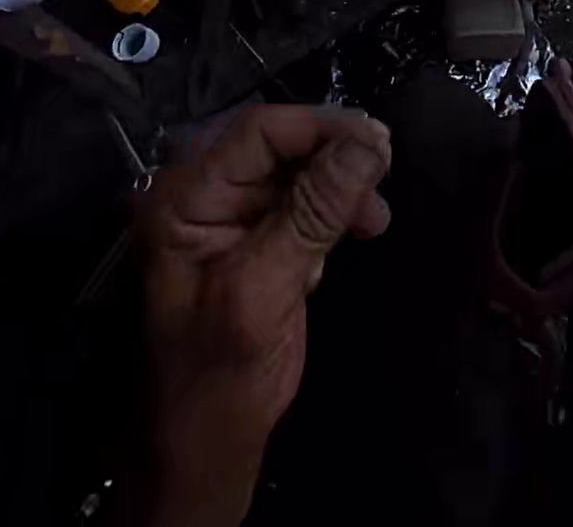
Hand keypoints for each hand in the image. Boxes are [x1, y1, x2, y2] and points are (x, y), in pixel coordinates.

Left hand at [139, 106, 392, 526]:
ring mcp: (234, 214)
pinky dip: (337, 211)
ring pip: (300, 170)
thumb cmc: (220, 375)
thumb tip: (368, 144)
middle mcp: (207, 193)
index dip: (319, 127)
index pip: (257, 132)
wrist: (208, 445)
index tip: (375, 139)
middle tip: (385, 165)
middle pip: (281, 145)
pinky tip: (355, 232)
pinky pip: (305, 201)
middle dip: (335, 154)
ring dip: (343, 185)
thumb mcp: (265, 289)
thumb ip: (313, 213)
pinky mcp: (261, 235)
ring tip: (375, 217)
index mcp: (187, 197)